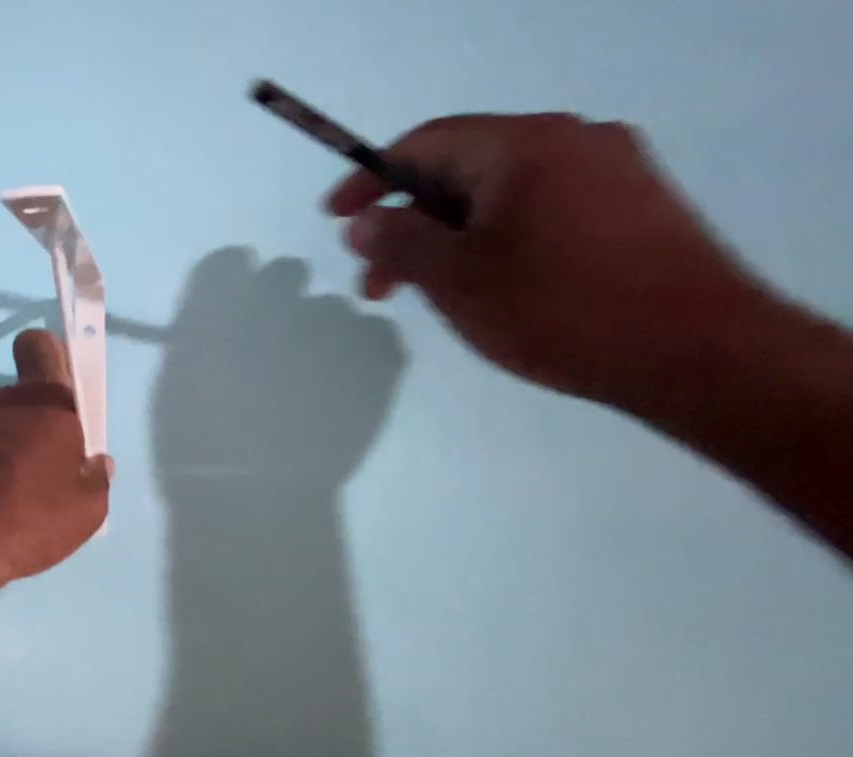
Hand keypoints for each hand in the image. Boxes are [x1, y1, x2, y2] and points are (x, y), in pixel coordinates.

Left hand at [0, 330, 110, 581]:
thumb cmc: (30, 520)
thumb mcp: (87, 508)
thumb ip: (95, 476)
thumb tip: (92, 462)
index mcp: (44, 402)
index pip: (42, 346)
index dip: (53, 356)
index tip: (64, 388)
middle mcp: (1, 405)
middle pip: (26, 396)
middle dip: (41, 421)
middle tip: (56, 464)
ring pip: (1, 427)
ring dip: (15, 449)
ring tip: (26, 495)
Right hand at [328, 112, 774, 405]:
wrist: (690, 348)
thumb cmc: (554, 307)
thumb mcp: (453, 277)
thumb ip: (398, 242)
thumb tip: (366, 221)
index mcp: (525, 146)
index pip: (425, 144)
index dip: (369, 179)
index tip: (333, 220)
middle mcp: (573, 141)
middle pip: (461, 170)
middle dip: (406, 223)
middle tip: (374, 283)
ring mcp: (610, 172)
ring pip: (498, 195)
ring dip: (445, 240)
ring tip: (422, 295)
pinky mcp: (630, 209)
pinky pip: (537, 211)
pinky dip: (490, 242)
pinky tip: (481, 288)